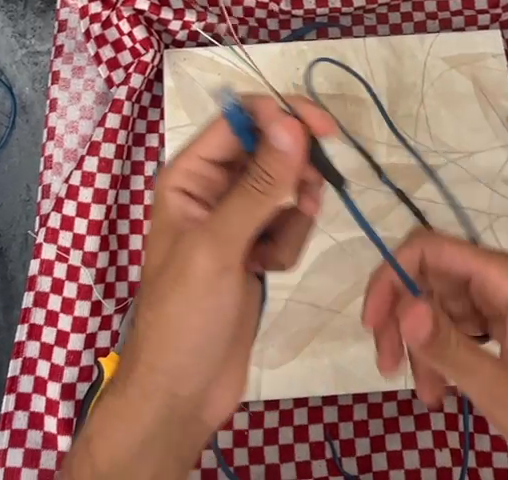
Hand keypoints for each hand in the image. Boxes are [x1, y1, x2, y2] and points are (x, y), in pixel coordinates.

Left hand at [62, 95, 335, 479]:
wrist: (182, 392)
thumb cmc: (185, 314)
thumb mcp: (219, 245)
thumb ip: (259, 185)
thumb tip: (292, 123)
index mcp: (189, 174)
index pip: (241, 120)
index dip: (283, 116)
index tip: (325, 131)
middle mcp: (213, 187)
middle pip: (270, 149)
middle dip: (293, 173)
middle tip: (305, 200)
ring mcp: (236, 218)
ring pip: (286, 186)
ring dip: (292, 215)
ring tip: (273, 252)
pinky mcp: (255, 246)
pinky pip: (289, 221)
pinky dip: (289, 241)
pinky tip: (269, 270)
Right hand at [361, 230, 507, 479]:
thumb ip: (451, 348)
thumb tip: (401, 305)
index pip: (430, 250)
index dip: (392, 277)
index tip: (372, 327)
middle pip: (436, 278)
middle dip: (407, 318)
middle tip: (390, 369)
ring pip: (450, 306)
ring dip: (428, 344)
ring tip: (431, 397)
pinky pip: (472, 328)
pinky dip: (452, 354)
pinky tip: (449, 390)